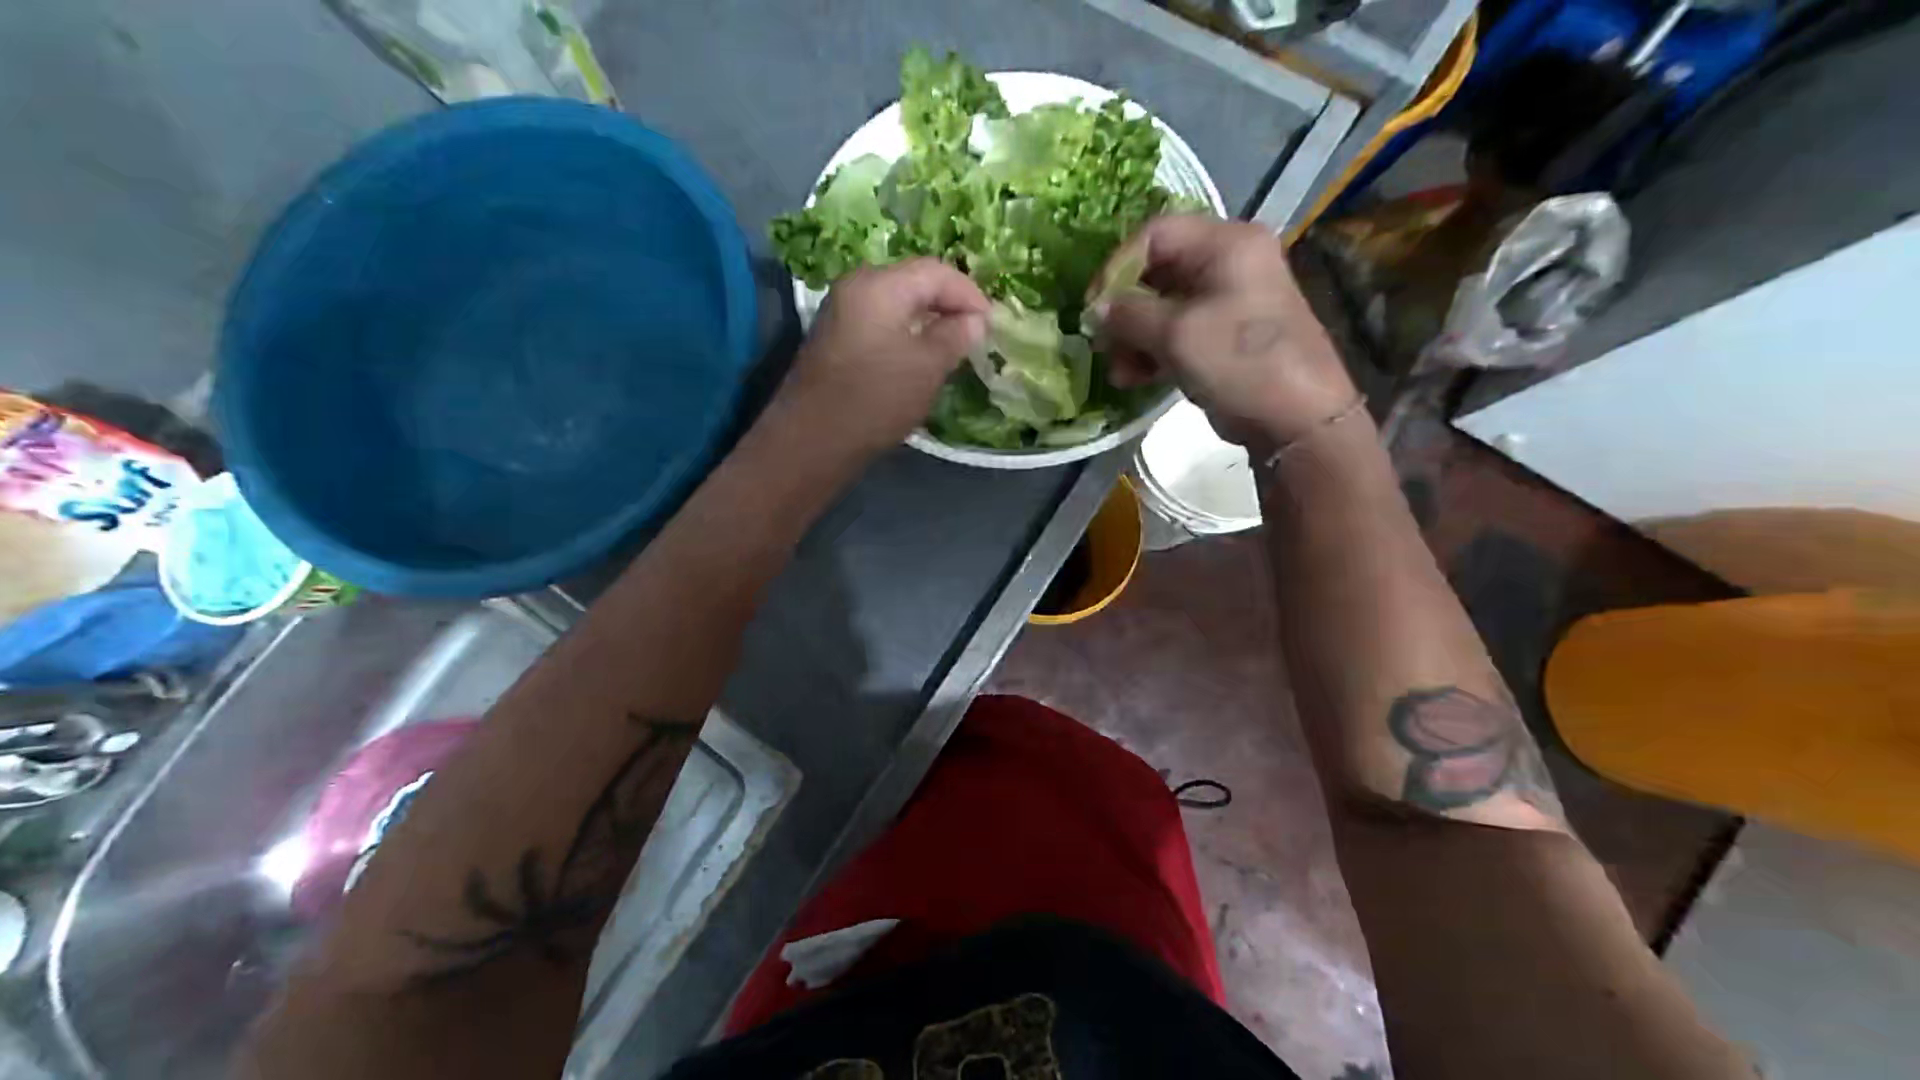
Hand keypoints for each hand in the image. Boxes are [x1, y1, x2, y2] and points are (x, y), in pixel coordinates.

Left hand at [777, 258, 988, 455]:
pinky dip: (906, 330)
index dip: (969, 294)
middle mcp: (856, 286)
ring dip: (928, 318)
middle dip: (948, 303)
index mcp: (880, 285)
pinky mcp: (835, 337)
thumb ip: (955, 336)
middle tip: (975, 332)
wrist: (813, 441)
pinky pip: (880, 320)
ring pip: (896, 302)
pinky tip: (919, 355)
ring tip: (953, 345)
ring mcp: (841, 311)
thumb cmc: (876, 400)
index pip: (936, 271)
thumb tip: (974, 320)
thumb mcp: (927, 367)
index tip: (991, 323)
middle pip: (913, 281)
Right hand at [1088, 216, 1356, 446]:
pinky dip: (1152, 351)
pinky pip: (1177, 332)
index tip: (1094, 306)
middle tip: (1102, 342)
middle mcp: (1228, 262)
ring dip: (1133, 338)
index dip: (1117, 266)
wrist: (1295, 417)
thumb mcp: (1175, 334)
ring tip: (1119, 370)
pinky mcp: (1223, 335)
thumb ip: (1127, 315)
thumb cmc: (1238, 361)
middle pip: (1156, 272)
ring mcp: (1227, 300)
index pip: (1155, 234)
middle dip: (1124, 310)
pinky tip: (1134, 378)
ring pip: (1162, 307)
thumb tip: (1095, 310)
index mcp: (1226, 243)